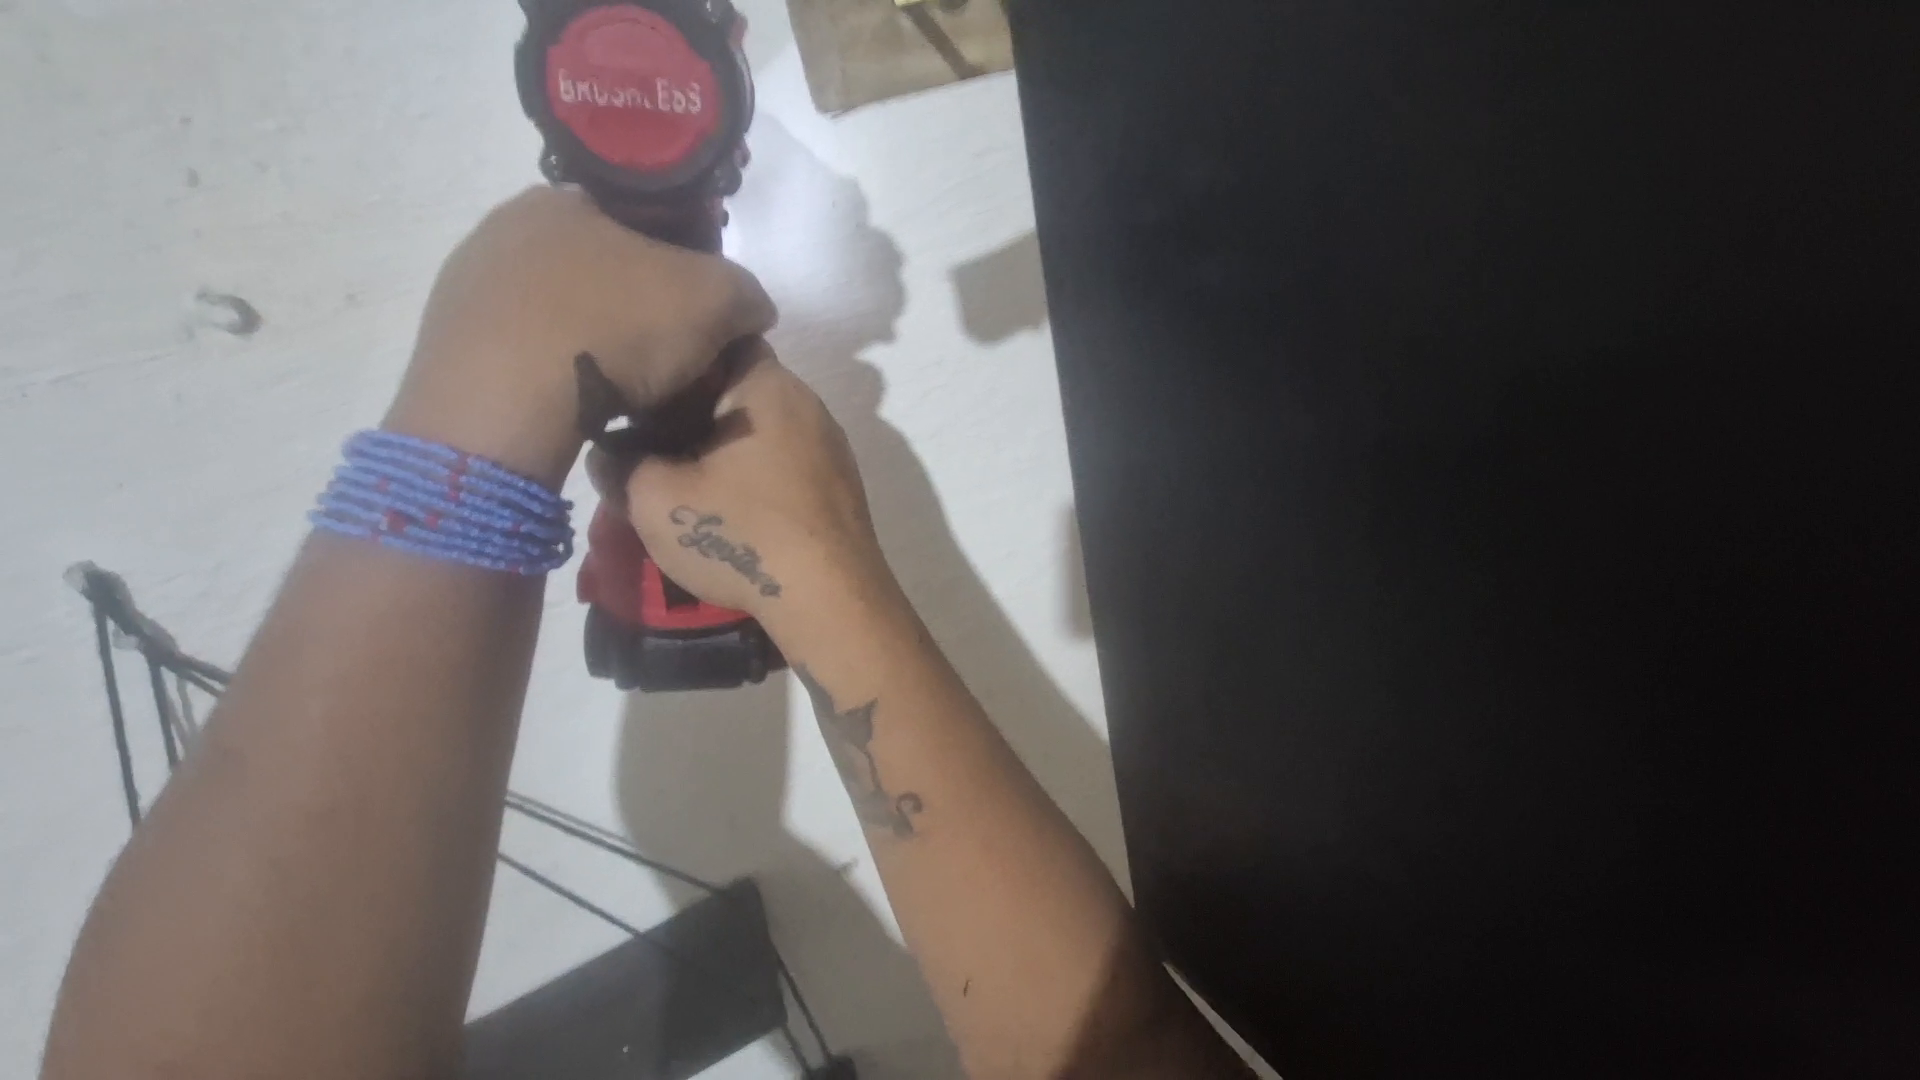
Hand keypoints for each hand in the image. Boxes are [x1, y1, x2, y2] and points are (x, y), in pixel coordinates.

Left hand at [383, 187, 774, 487]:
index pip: (644, 222)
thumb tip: (751, 309)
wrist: (506, 403)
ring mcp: (470, 286)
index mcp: (564, 198)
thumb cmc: (617, 328)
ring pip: (565, 313)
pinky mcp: (453, 343)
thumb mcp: (716, 299)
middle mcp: (506, 228)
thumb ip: (746, 293)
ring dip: (602, 344)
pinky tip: (582, 404)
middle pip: (603, 271)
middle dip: (644, 311)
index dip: (687, 268)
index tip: (705, 316)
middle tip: (674, 360)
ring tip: (631, 392)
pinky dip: (561, 372)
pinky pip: (530, 352)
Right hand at [589, 344, 892, 626]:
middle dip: (696, 415)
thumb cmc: (743, 534)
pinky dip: (758, 479)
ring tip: (689, 485)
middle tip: (655, 447)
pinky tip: (735, 513)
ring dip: (727, 452)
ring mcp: (832, 449)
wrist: (832, 600)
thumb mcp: (657, 499)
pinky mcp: (841, 490)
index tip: (643, 395)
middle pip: (741, 390)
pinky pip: (788, 467)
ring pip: (765, 432)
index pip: (719, 342)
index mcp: (769, 386)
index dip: (676, 362)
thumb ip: (621, 465)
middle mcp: (810, 406)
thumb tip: (608, 456)